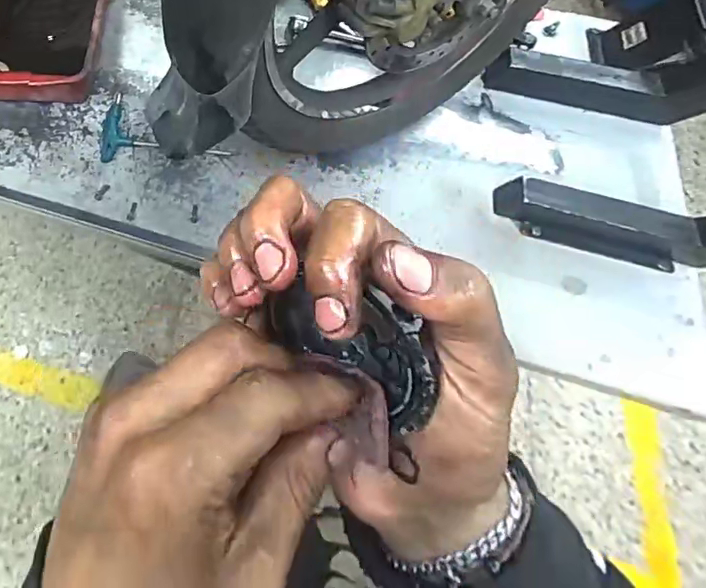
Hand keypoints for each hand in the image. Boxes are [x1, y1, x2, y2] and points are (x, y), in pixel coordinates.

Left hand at [43, 321, 359, 587]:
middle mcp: (134, 417)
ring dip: (250, 366)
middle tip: (320, 393)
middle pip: (225, 347)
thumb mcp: (249, 577)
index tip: (353, 392)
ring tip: (287, 405)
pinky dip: (215, 380)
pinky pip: (172, 371)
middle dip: (282, 361)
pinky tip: (241, 414)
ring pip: (198, 351)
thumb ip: (292, 489)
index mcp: (172, 468)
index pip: (262, 393)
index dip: (317, 388)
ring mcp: (112, 409)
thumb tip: (330, 426)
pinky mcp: (105, 413)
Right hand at [199, 177, 520, 561]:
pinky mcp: (266, 330)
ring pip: (253, 231)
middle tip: (268, 281)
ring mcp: (296, 298)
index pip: (348, 219)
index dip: (330, 252)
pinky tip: (226, 306)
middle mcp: (337, 269)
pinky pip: (231, 278)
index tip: (332, 319)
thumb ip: (463, 304)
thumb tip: (398, 260)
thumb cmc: (460, 427)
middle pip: (289, 205)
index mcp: (388, 267)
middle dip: (266, 229)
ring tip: (241, 297)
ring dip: (237, 249)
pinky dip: (219, 277)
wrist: (421, 500)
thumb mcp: (486, 367)